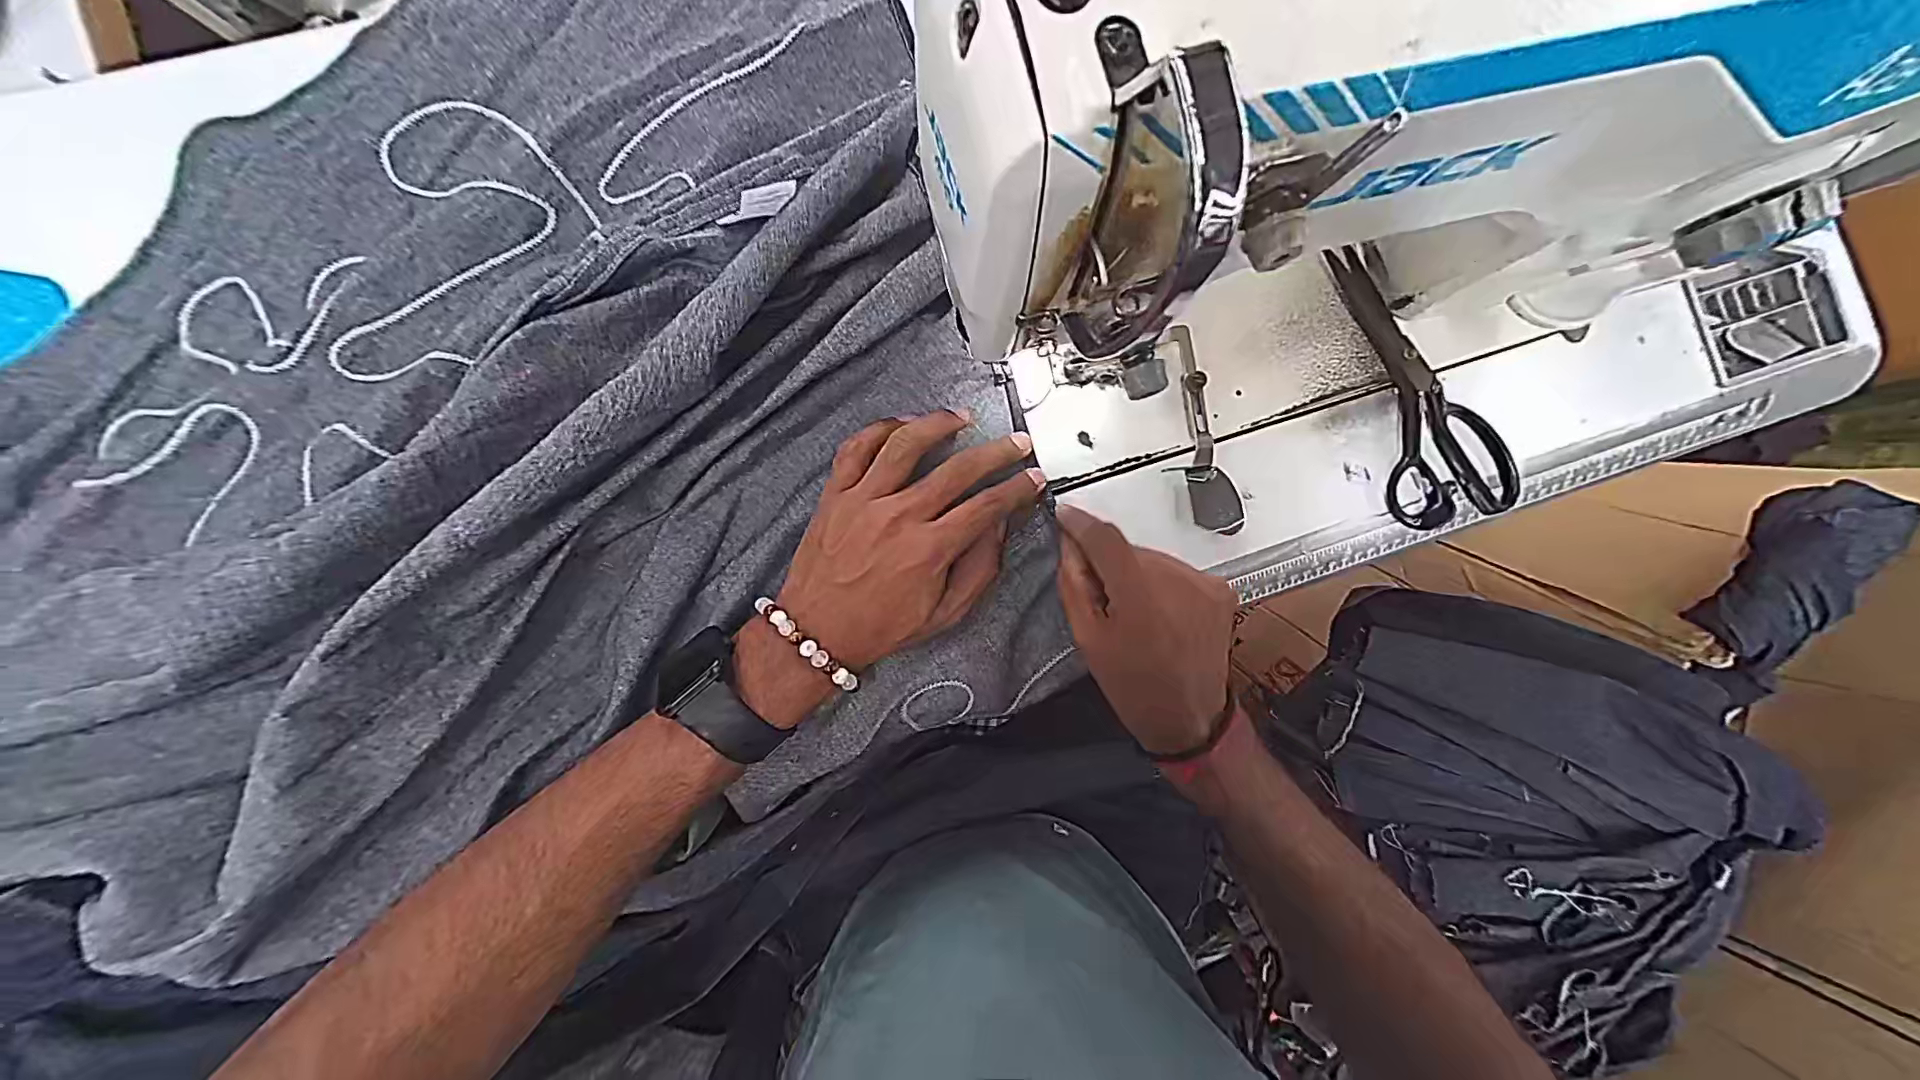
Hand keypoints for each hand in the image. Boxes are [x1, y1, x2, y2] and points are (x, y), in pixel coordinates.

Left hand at [734, 411, 1043, 727]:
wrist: (818, 631)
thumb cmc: (878, 626)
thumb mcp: (943, 614)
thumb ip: (978, 570)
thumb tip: (998, 529)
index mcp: (927, 550)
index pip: (986, 505)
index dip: (1017, 488)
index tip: (1030, 479)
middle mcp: (897, 518)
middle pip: (958, 469)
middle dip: (997, 452)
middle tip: (1014, 443)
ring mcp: (863, 501)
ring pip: (906, 444)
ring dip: (939, 424)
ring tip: (961, 418)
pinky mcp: (836, 495)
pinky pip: (857, 448)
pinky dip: (880, 429)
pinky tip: (902, 424)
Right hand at [1054, 504, 1237, 755]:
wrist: (1189, 717)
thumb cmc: (1137, 688)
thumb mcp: (1089, 640)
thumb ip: (1075, 584)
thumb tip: (1069, 546)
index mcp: (1139, 596)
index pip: (1105, 537)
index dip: (1080, 523)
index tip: (1065, 517)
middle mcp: (1176, 582)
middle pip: (1128, 548)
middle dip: (1108, 562)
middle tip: (1100, 593)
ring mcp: (1202, 584)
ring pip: (1152, 558)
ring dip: (1136, 573)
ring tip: (1134, 612)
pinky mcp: (1218, 589)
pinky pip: (1176, 570)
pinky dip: (1161, 582)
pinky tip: (1158, 612)